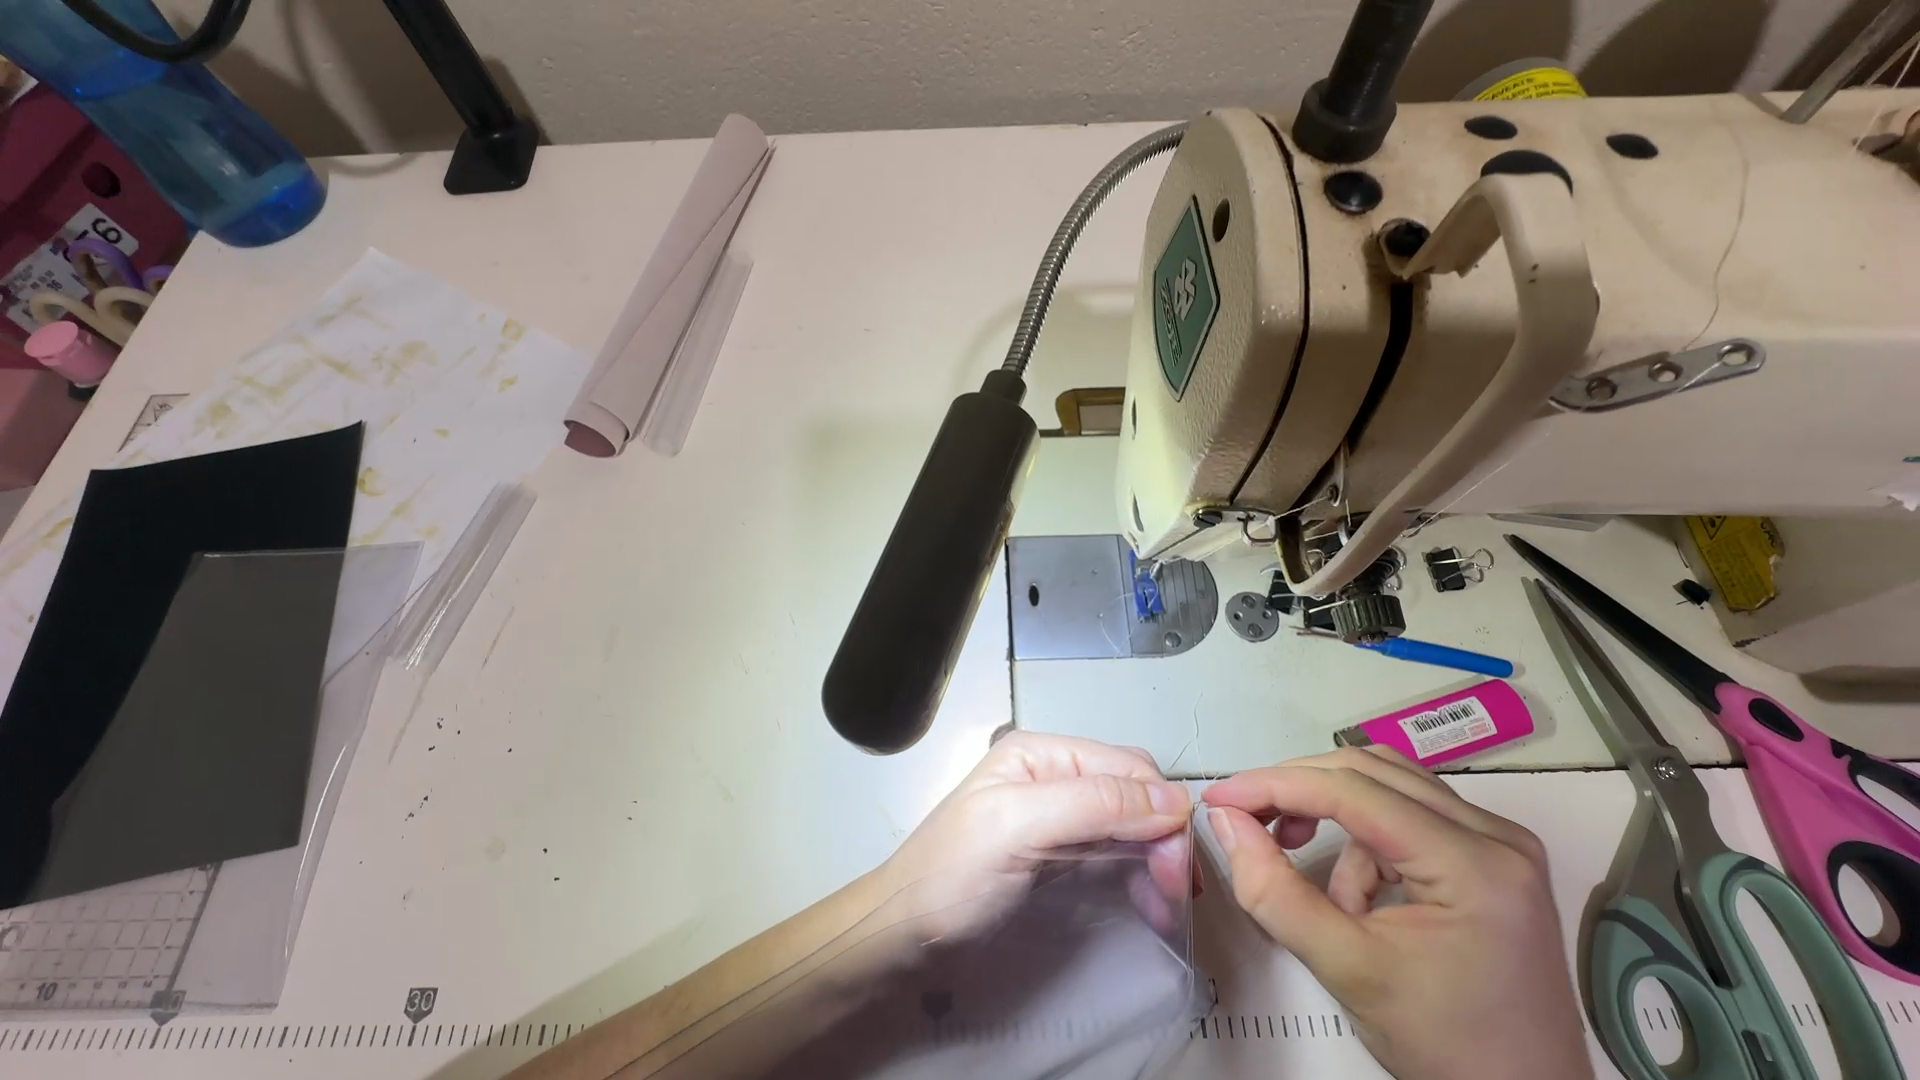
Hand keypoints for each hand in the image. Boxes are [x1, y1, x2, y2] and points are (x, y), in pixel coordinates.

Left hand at [878, 731, 1191, 934]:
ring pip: (1130, 823)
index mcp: (1042, 753)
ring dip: (1154, 859)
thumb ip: (1092, 804)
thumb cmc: (952, 876)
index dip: (1161, 811)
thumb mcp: (1017, 828)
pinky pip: (1113, 850)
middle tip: (1174, 894)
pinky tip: (1145, 901)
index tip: (1177, 871)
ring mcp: (1055, 813)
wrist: (903, 934)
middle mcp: (1053, 774)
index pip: (1126, 767)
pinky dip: (1136, 872)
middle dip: (1162, 836)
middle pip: (1133, 792)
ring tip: (1164, 908)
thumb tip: (1173, 799)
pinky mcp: (1058, 851)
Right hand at [1202, 747, 1590, 1079]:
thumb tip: (1226, 820)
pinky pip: (1406, 815)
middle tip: (1246, 818)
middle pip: (1371, 771)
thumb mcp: (1345, 969)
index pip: (1355, 792)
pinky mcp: (1491, 856)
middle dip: (1299, 788)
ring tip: (1300, 858)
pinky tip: (1357, 896)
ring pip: (1386, 784)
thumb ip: (1274, 892)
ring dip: (1330, 812)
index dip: (1276, 785)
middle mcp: (1496, 835)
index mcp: (1475, 864)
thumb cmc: (1442, 1045)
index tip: (1219, 798)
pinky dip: (1363, 841)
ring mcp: (1499, 842)